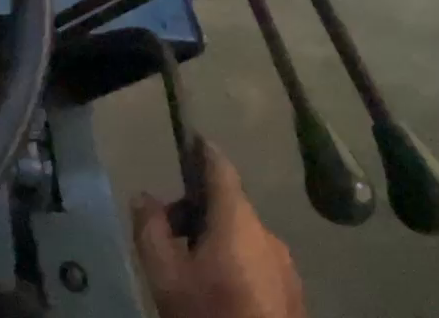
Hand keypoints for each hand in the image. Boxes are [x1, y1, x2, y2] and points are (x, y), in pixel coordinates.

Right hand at [132, 144, 305, 317]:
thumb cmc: (211, 314)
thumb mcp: (165, 276)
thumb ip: (150, 229)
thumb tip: (143, 196)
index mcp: (238, 221)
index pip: (220, 168)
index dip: (203, 151)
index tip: (190, 138)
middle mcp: (268, 234)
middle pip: (229, 205)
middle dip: (198, 208)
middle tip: (170, 230)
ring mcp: (287, 266)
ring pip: (245, 235)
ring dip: (218, 237)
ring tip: (193, 265)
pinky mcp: (295, 294)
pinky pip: (260, 261)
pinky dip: (238, 260)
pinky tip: (221, 287)